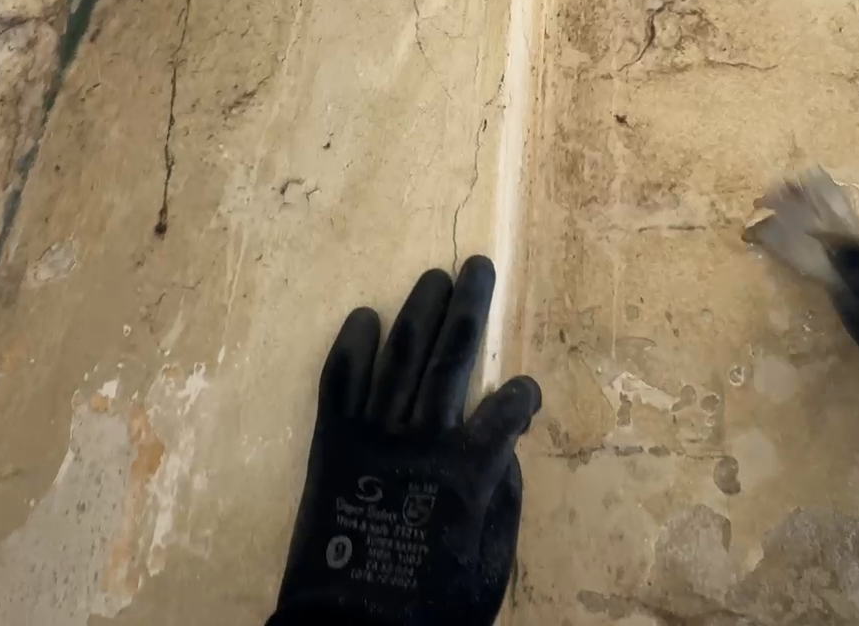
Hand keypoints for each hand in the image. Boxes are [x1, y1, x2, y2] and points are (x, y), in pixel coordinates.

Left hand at [271, 256, 541, 625]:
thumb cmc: (430, 608)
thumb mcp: (490, 569)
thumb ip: (504, 503)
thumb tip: (506, 450)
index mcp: (467, 474)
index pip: (507, 411)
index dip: (522, 396)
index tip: (526, 393)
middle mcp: (422, 442)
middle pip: (451, 358)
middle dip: (469, 307)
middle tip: (478, 266)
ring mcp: (373, 438)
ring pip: (400, 359)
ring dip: (418, 312)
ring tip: (433, 276)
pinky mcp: (333, 445)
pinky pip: (339, 387)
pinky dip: (350, 350)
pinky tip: (364, 317)